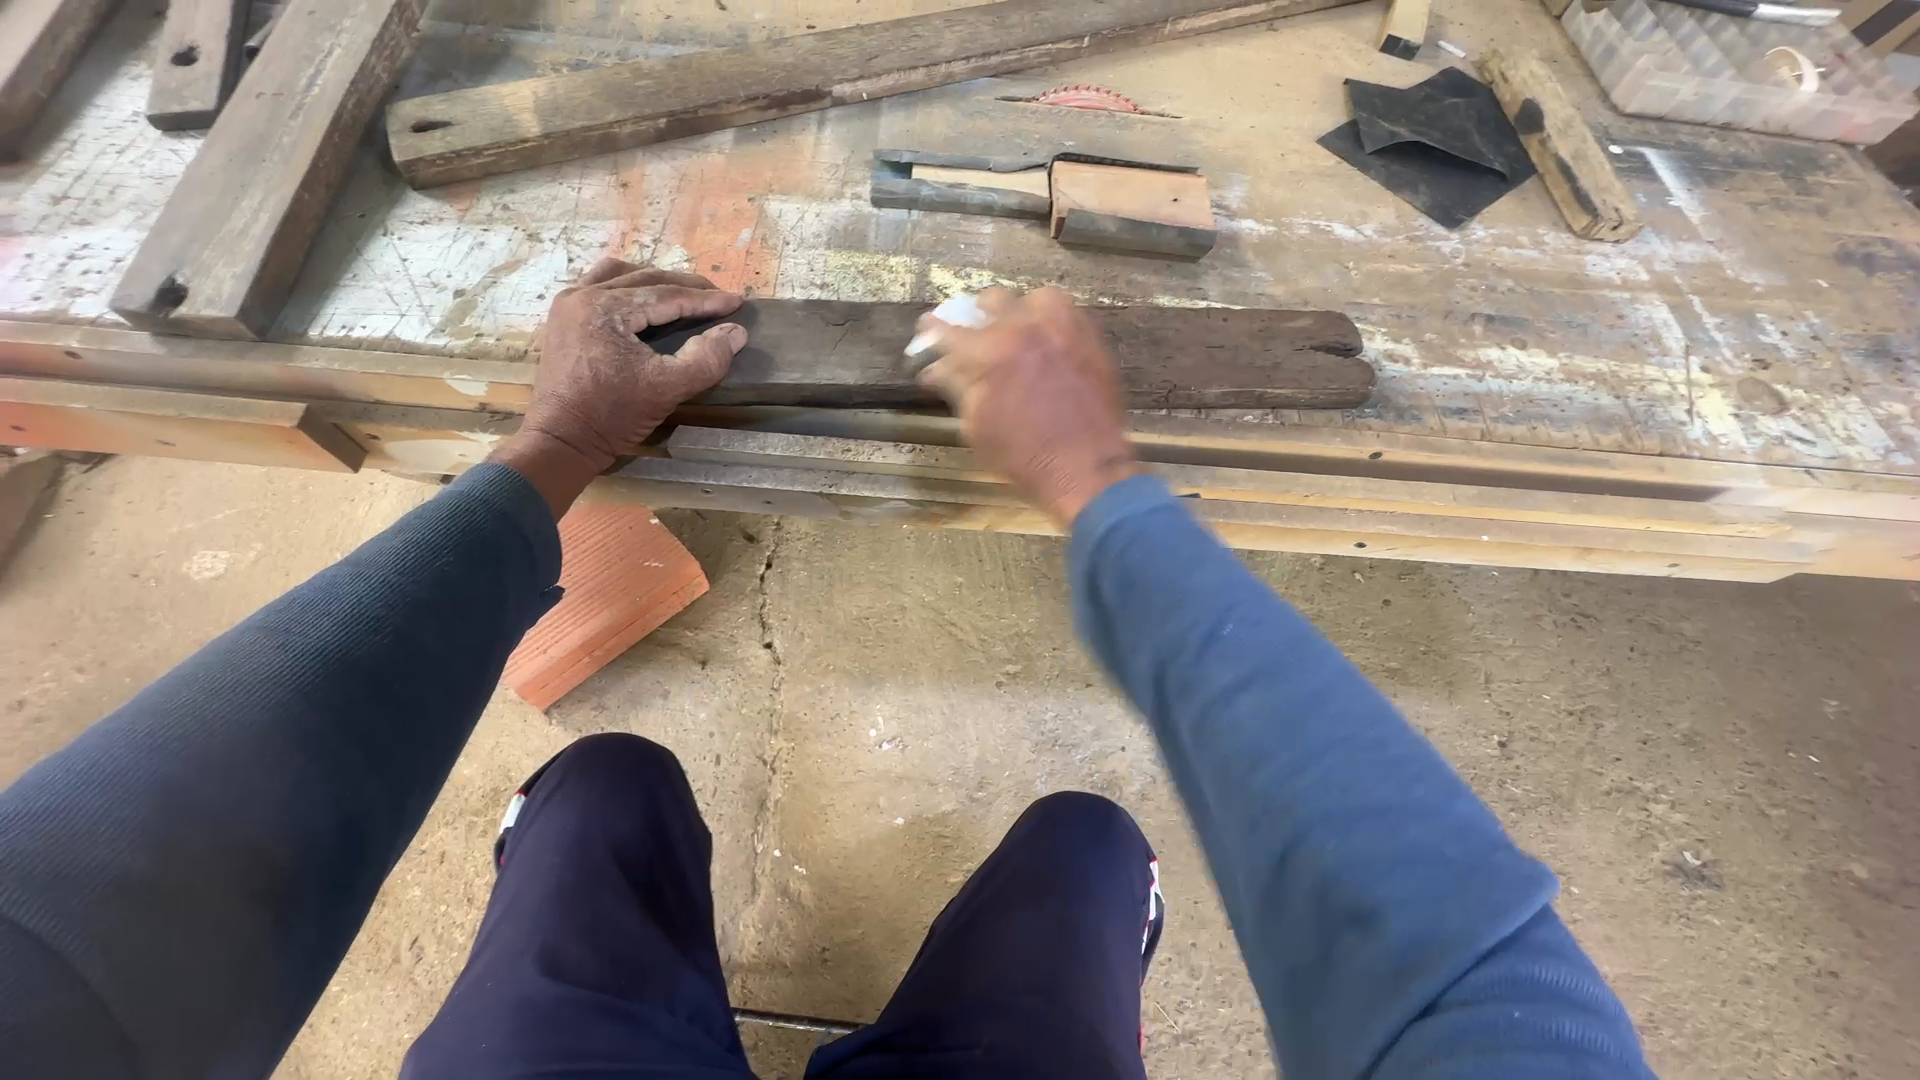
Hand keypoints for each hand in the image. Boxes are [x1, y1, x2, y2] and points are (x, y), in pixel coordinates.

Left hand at [489, 258, 747, 516]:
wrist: (563, 439)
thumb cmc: (613, 414)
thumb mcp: (667, 388)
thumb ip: (705, 359)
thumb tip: (736, 332)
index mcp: (605, 307)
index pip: (666, 295)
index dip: (706, 300)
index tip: (737, 302)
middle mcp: (583, 295)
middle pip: (645, 279)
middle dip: (685, 287)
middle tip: (718, 296)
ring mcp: (568, 306)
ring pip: (620, 275)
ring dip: (654, 281)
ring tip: (682, 294)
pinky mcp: (564, 321)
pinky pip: (599, 287)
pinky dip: (628, 288)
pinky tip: (643, 303)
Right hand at [916, 287, 1140, 527]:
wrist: (1084, 467)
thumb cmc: (1022, 456)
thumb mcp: (976, 426)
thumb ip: (957, 388)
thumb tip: (934, 369)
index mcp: (990, 352)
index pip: (950, 330)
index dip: (932, 328)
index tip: (926, 329)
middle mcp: (1026, 329)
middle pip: (992, 301)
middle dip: (976, 315)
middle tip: (972, 333)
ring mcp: (1063, 330)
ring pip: (1035, 297)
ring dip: (1019, 310)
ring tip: (1016, 330)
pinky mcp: (1091, 339)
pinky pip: (1068, 311)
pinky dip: (1051, 319)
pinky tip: (1046, 339)